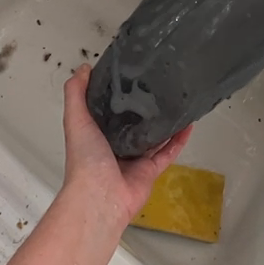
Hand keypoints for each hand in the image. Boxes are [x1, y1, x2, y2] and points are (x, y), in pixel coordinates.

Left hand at [56, 65, 192, 231]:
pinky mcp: (150, 171)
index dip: (117, 94)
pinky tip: (187, 125)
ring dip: (165, 122)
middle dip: (143, 108)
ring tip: (177, 102)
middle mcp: (114, 145)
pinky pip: (167, 153)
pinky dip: (178, 141)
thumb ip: (76, 93)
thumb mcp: (76, 118)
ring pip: (153, 137)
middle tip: (159, 85)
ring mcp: (133, 159)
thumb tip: (84, 68)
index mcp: (96, 133)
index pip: (107, 109)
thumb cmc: (85, 158)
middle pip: (132, 123)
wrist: (100, 196)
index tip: (130, 74)